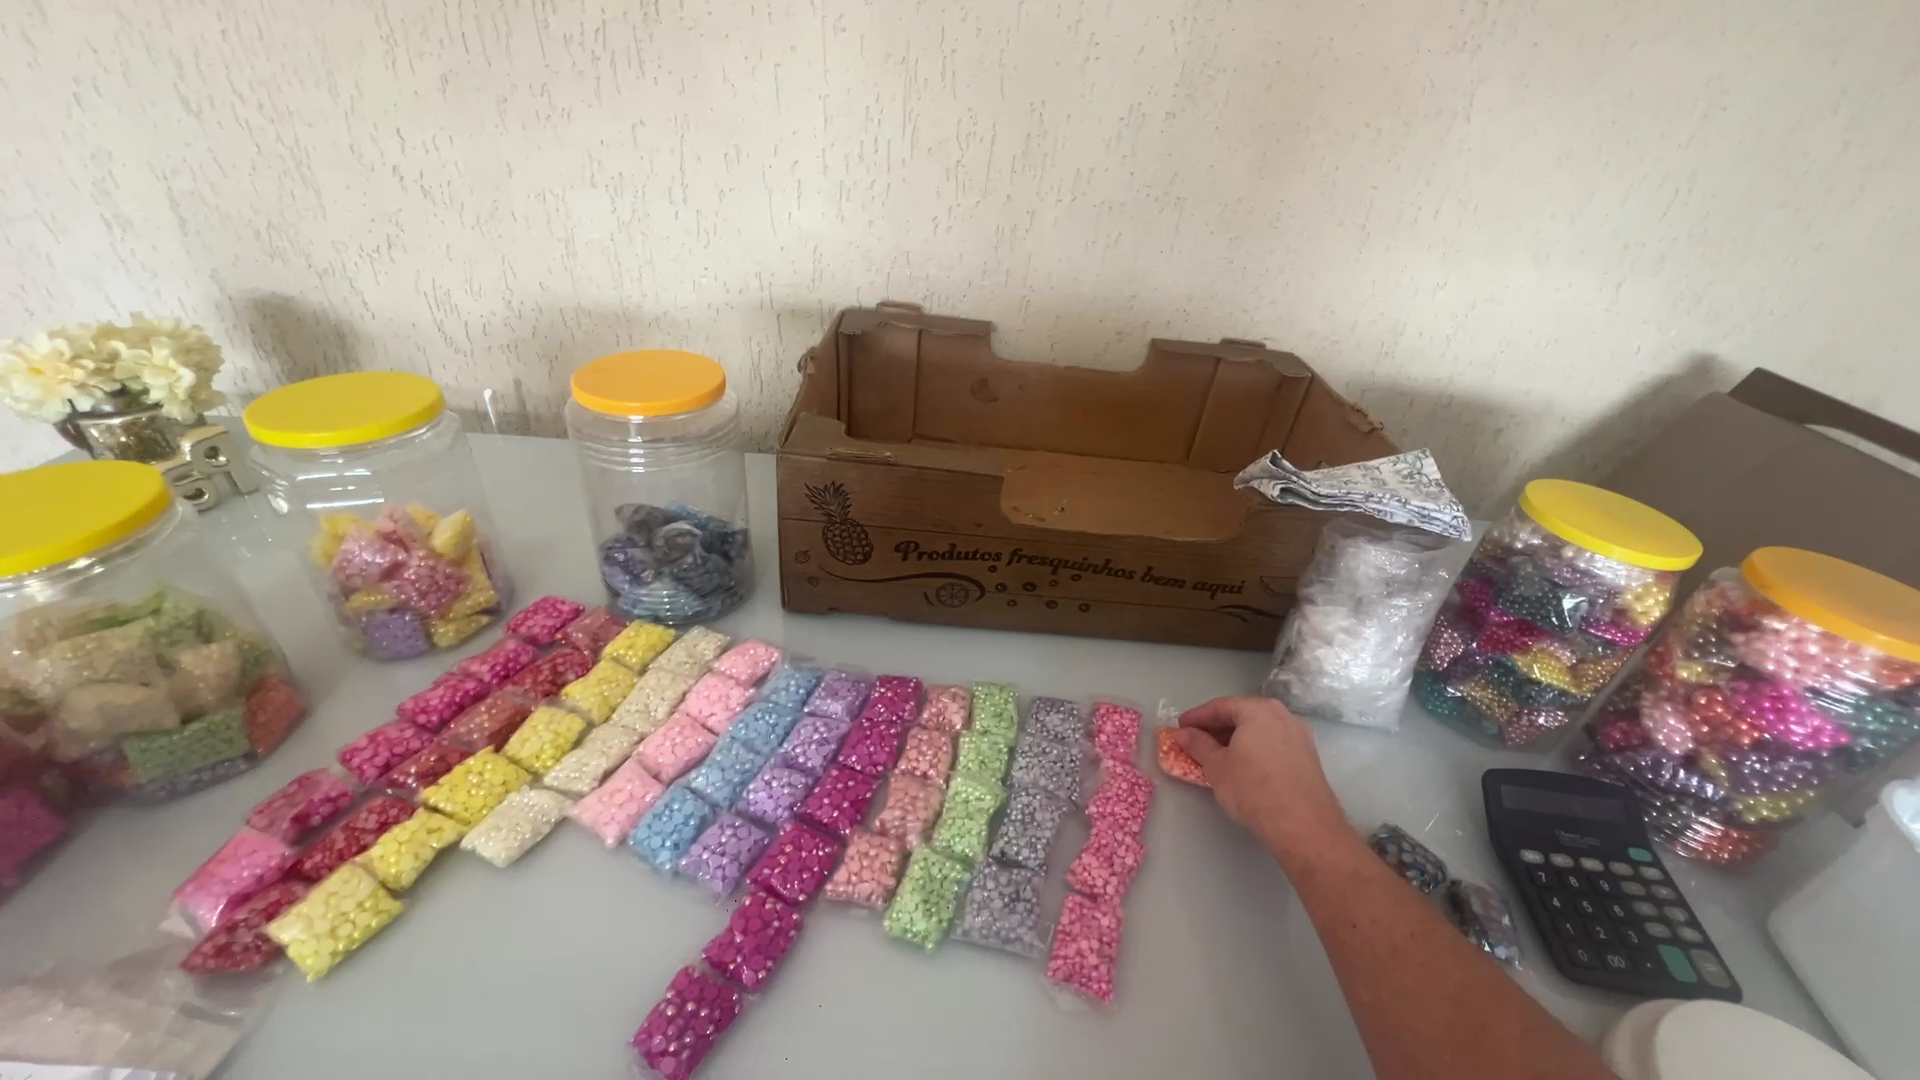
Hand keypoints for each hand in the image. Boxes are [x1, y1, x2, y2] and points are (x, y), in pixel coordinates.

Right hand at [1176, 696, 1349, 858]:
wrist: (1302, 825)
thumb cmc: (1253, 789)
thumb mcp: (1216, 766)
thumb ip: (1198, 745)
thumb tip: (1184, 734)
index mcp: (1259, 710)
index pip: (1221, 706)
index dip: (1197, 717)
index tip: (1180, 727)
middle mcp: (1283, 715)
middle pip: (1243, 715)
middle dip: (1217, 727)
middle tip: (1195, 741)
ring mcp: (1300, 736)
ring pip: (1260, 730)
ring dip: (1236, 739)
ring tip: (1217, 755)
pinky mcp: (1308, 757)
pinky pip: (1273, 744)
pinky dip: (1255, 749)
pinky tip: (1243, 766)